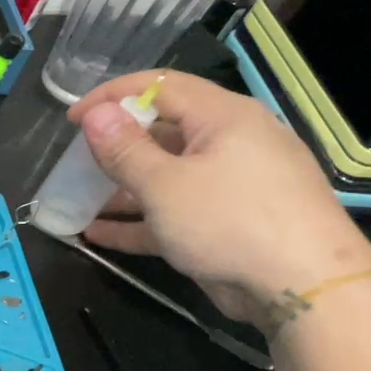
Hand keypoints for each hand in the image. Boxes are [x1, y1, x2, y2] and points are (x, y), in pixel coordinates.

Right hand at [68, 70, 370, 333]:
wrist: (300, 283)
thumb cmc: (230, 221)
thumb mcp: (165, 185)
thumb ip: (125, 150)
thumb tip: (94, 114)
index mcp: (223, 118)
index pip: (161, 87)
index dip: (112, 96)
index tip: (70, 120)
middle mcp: (229, 143)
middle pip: (163, 131)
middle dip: (115, 145)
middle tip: (75, 163)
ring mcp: (229, 184)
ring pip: (165, 175)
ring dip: (120, 187)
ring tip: (79, 201)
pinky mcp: (223, 221)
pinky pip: (171, 212)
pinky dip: (137, 220)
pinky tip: (97, 234)